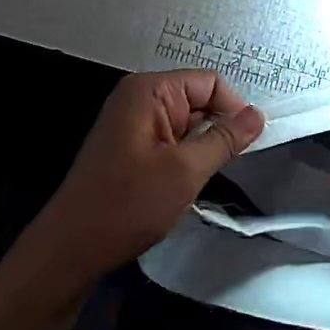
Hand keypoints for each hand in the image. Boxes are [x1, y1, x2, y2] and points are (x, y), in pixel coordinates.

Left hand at [21, 71, 264, 288]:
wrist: (72, 246)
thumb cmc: (127, 205)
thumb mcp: (185, 171)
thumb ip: (225, 139)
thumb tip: (257, 115)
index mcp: (149, 90)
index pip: (209, 82)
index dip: (233, 110)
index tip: (248, 146)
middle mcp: (139, 97)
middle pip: (198, 100)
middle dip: (217, 131)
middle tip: (226, 167)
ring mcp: (132, 122)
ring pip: (187, 124)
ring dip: (201, 149)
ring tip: (199, 180)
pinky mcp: (130, 146)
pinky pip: (171, 140)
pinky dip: (184, 159)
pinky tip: (183, 186)